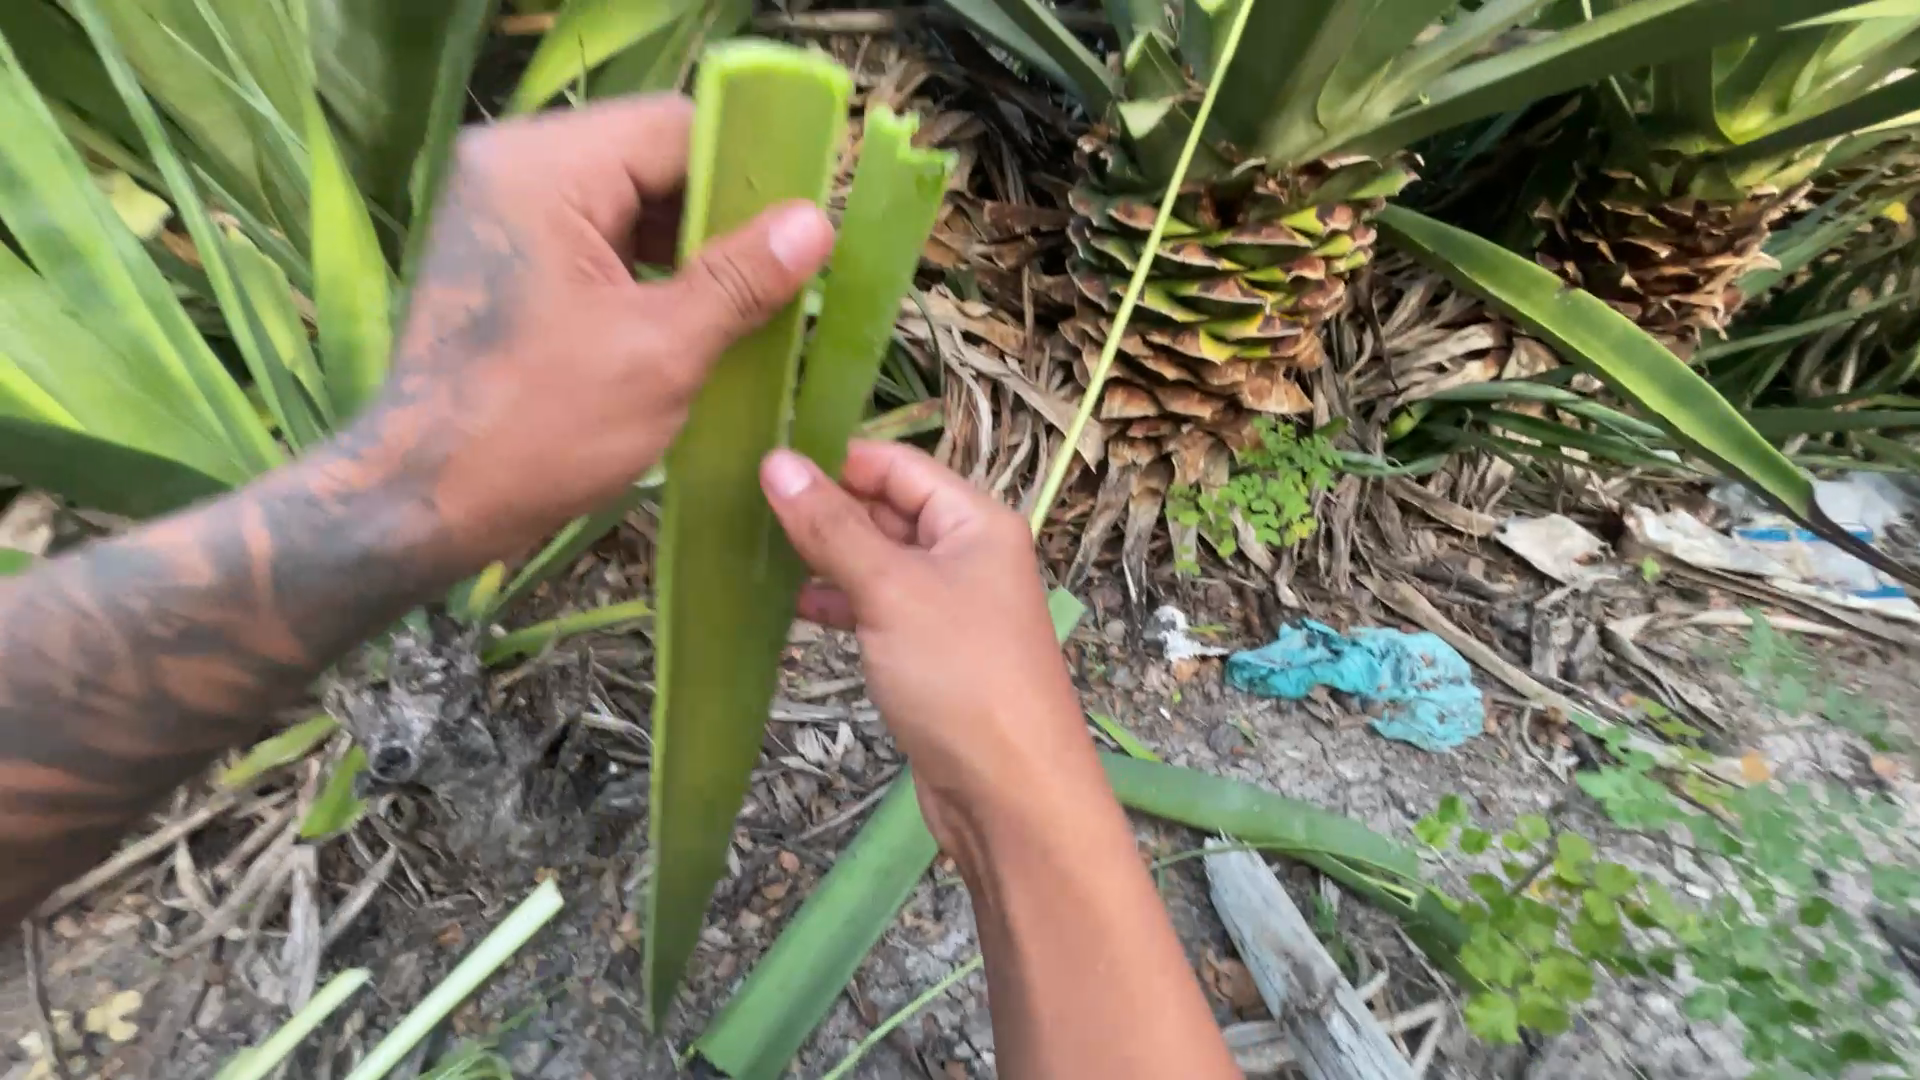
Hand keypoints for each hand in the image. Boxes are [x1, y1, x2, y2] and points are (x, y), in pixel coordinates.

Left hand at [360, 95, 836, 563]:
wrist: (436, 499)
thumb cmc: (545, 426)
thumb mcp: (661, 351)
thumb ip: (740, 278)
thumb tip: (815, 223)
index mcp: (543, 169)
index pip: (674, 129)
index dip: (749, 170)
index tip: (806, 226)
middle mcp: (518, 170)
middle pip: (654, 163)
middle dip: (726, 218)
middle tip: (790, 272)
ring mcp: (515, 217)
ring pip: (637, 206)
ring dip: (699, 251)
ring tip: (756, 300)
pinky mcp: (522, 262)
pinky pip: (610, 244)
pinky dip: (662, 274)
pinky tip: (706, 315)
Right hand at [758, 441, 1104, 855]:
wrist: (1010, 792)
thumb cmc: (959, 674)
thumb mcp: (891, 589)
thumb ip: (832, 525)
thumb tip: (776, 461)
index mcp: (974, 521)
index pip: (898, 467)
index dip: (837, 460)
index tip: (768, 464)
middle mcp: (968, 554)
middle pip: (889, 512)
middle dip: (827, 511)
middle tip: (750, 511)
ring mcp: (950, 605)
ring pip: (880, 563)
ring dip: (829, 560)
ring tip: (761, 557)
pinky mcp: (932, 650)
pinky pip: (881, 608)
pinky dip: (843, 604)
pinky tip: (797, 609)